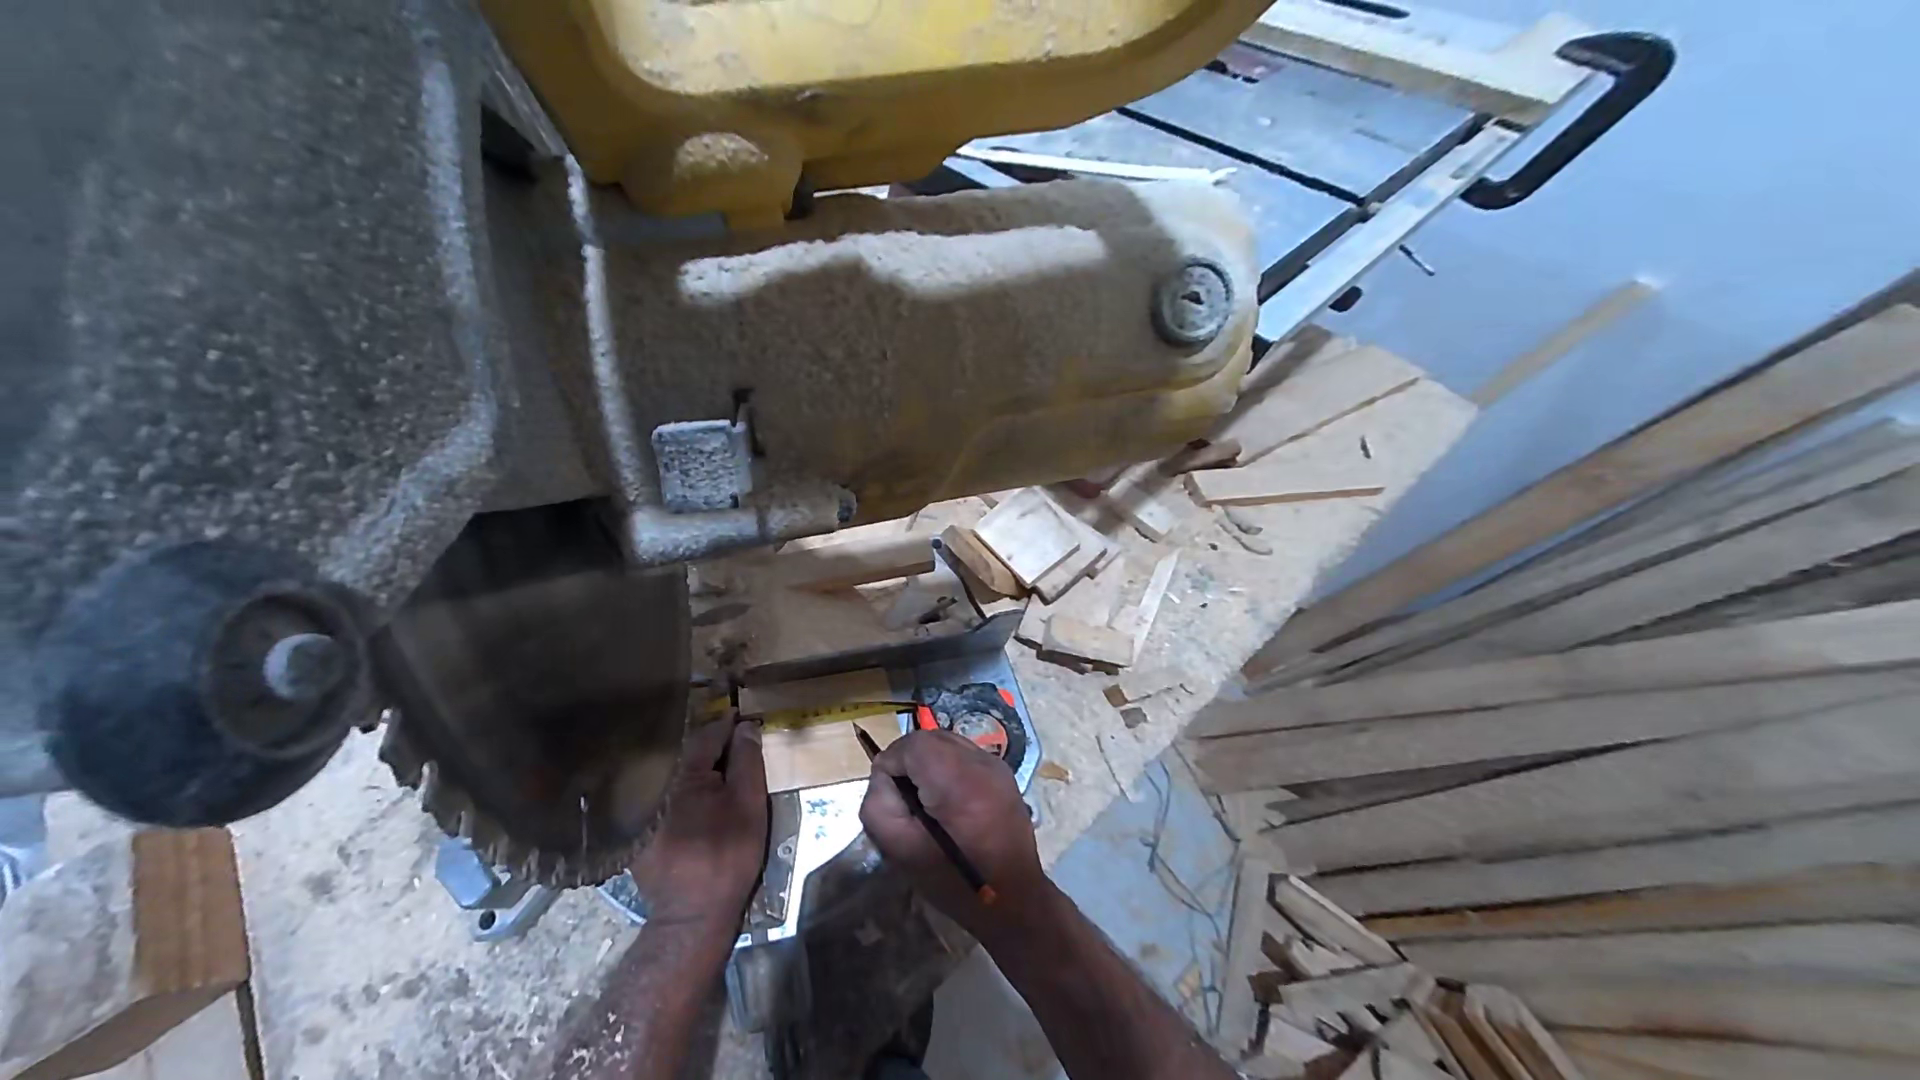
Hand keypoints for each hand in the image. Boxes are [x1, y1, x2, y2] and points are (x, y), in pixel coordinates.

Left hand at [630, 714, 768, 929]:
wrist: (694, 914)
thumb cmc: (728, 854)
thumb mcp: (749, 803)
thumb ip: (747, 760)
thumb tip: (746, 726)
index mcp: (680, 774)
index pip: (708, 735)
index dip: (730, 725)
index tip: (746, 718)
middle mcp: (651, 783)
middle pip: (686, 750)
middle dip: (712, 743)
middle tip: (737, 740)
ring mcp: (638, 805)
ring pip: (673, 770)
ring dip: (696, 763)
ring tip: (720, 764)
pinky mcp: (636, 825)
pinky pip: (662, 790)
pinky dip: (680, 784)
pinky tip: (698, 793)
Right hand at [859, 729, 1051, 942]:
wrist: (1013, 899)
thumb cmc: (953, 882)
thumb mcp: (899, 850)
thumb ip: (879, 803)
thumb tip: (885, 774)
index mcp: (958, 780)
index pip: (912, 744)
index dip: (893, 766)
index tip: (895, 799)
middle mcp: (981, 761)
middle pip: (929, 737)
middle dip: (908, 761)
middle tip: (907, 800)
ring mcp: (995, 763)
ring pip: (945, 741)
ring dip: (928, 762)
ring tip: (928, 800)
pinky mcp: (1002, 771)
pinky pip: (962, 753)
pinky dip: (947, 766)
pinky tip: (950, 800)